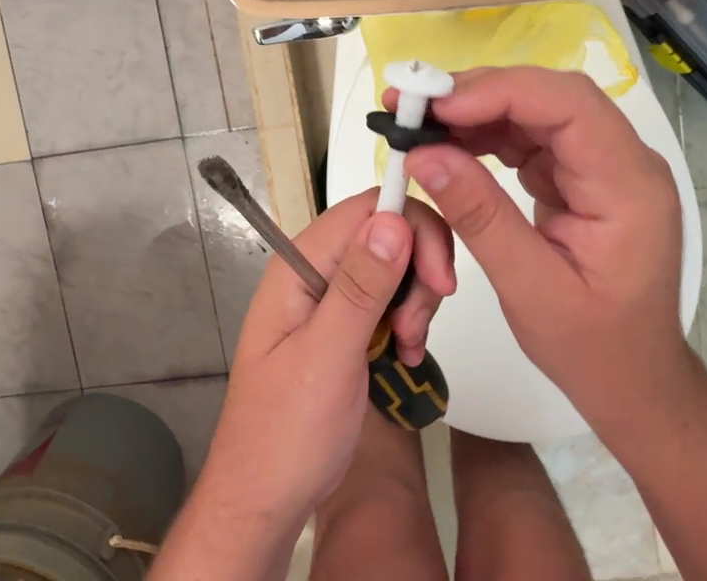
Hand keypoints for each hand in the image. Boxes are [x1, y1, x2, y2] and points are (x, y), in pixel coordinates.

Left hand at [196, 189, 452, 526]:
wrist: (265, 497)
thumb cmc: (287, 433)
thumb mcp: (328, 356)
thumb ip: (361, 286)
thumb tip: (394, 218)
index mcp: (298, 265)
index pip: (367, 209)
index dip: (413, 229)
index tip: (440, 282)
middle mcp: (312, 270)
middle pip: (384, 232)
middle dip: (417, 271)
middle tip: (416, 328)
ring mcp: (327, 298)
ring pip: (392, 266)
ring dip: (414, 302)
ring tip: (406, 350)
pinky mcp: (343, 324)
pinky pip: (387, 300)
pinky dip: (406, 321)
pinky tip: (404, 356)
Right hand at [395, 66, 686, 407]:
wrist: (633, 377)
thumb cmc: (592, 347)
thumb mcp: (529, 289)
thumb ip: (479, 216)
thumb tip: (422, 155)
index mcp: (629, 188)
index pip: (569, 106)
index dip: (500, 92)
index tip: (435, 105)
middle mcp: (624, 162)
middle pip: (552, 96)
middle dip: (480, 92)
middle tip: (410, 103)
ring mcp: (602, 165)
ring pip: (537, 109)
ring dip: (476, 108)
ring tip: (417, 118)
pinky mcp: (579, 174)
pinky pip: (530, 135)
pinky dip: (485, 133)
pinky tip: (447, 141)